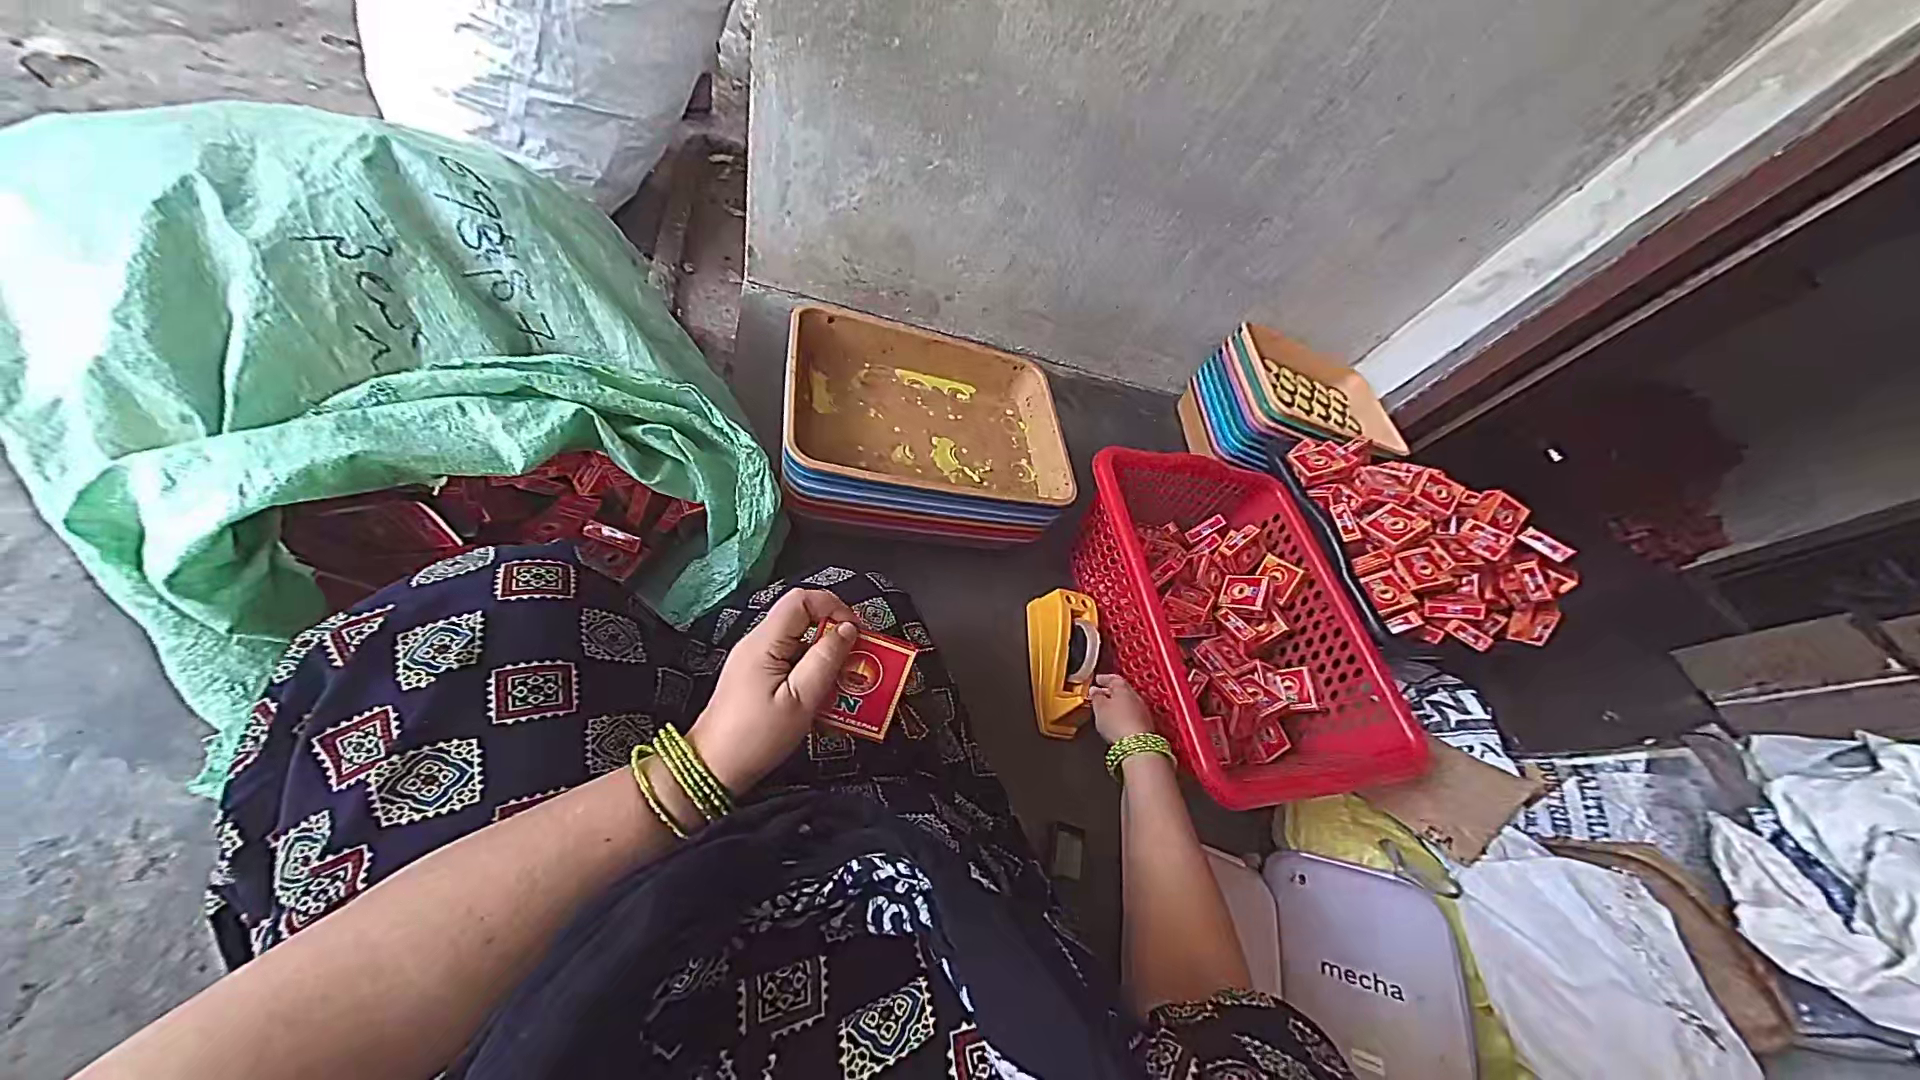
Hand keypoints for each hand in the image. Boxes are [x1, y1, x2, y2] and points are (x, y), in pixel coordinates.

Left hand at [687, 588, 858, 793]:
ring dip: (826, 657)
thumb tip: (848, 630)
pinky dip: (812, 672)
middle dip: (835, 636)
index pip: (803, 599)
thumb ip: (826, 660)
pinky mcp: (758, 675)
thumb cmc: (753, 738)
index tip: (855, 632)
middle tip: (855, 659)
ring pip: (801, 641)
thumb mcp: (801, 700)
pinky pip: (792, 660)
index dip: (834, 607)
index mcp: (765, 642)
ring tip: (842, 683)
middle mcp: (758, 643)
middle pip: (804, 618)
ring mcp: (756, 659)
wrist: (713, 768)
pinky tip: (823, 696)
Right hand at [1089, 674, 1156, 743]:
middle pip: (1122, 691)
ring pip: (1128, 703)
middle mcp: (1136, 698)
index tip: (1098, 680)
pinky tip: (1117, 722)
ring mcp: (1142, 712)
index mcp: (1124, 689)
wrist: (1137, 745)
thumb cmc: (1118, 723)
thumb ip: (1096, 697)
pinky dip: (1123, 715)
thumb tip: (1094, 691)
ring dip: (1117, 704)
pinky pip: (1132, 715)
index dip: (1105, 679)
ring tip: (1106, 709)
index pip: (1114, 679)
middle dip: (1110, 691)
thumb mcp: (1100, 708)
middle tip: (1100, 694)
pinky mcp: (1145, 726)